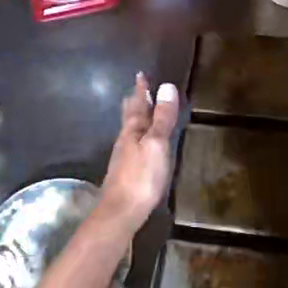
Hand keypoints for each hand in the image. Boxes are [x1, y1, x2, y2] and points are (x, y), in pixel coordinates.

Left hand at [99, 73, 180, 228]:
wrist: (121, 212)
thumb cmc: (141, 177)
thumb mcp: (157, 144)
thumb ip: (162, 119)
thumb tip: (166, 86)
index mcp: (132, 131)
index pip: (137, 104)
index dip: (140, 90)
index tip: (140, 75)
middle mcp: (124, 141)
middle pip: (129, 117)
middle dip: (134, 103)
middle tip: (135, 91)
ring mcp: (123, 159)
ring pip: (129, 132)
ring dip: (135, 120)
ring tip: (139, 113)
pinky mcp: (125, 174)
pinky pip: (131, 147)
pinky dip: (137, 138)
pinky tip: (138, 146)